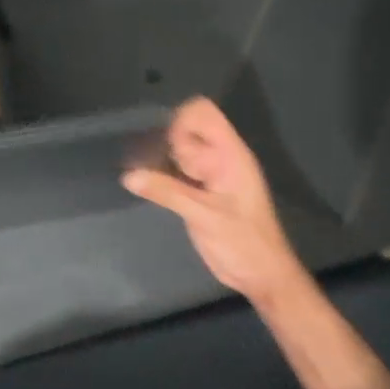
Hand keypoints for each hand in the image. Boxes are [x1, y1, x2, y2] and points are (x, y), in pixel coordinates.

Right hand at [121, 97, 311, 306]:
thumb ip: (167, 192)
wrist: (260, 274)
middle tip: (163, 173)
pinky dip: (163, 175)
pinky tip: (150, 189)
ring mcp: (211, 175)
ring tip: (149, 179)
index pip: (203, 113)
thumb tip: (129, 175)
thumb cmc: (242, 242)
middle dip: (168, 144)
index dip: (181, 123)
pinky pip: (178, 171)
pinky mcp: (201, 192)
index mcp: (230, 154)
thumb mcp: (205, 217)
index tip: (171, 152)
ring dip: (162, 159)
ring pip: (180, 150)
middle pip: (187, 129)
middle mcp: (220, 158)